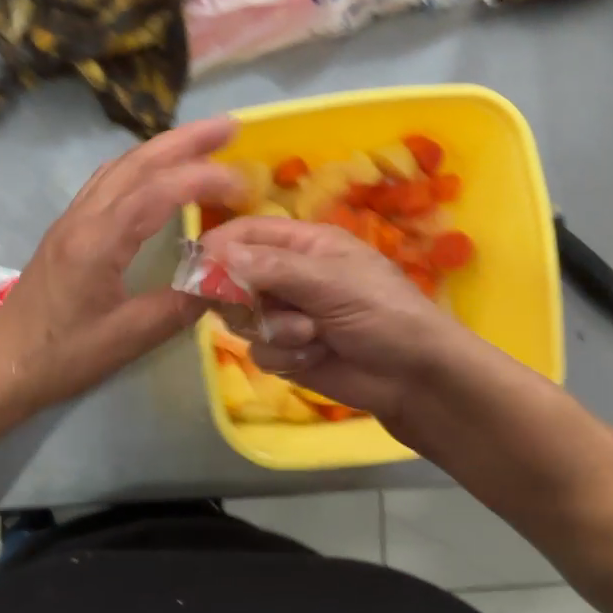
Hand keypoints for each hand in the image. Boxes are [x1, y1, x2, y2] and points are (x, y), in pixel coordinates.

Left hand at [0, 116, 242, 422]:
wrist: (1, 367)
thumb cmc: (61, 357)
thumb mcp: (127, 338)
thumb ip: (179, 305)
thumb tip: (227, 278)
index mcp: (96, 241)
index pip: (157, 191)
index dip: (204, 180)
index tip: (245, 184)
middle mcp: (80, 220)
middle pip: (135, 164)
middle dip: (184, 141)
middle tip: (230, 127)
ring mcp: (68, 223)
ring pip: (117, 169)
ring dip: (160, 151)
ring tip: (201, 145)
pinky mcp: (64, 235)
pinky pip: (104, 185)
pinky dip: (137, 170)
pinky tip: (155, 178)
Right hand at [201, 215, 468, 422]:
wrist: (414, 378)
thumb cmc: (383, 314)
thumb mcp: (331, 282)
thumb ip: (272, 269)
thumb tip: (214, 256)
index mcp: (302, 244)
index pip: (244, 234)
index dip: (217, 250)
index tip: (198, 273)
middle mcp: (287, 274)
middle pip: (232, 278)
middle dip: (243, 298)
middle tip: (258, 309)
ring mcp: (284, 313)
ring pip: (241, 318)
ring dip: (273, 331)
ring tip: (311, 336)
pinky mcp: (285, 349)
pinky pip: (257, 350)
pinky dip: (284, 356)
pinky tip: (316, 357)